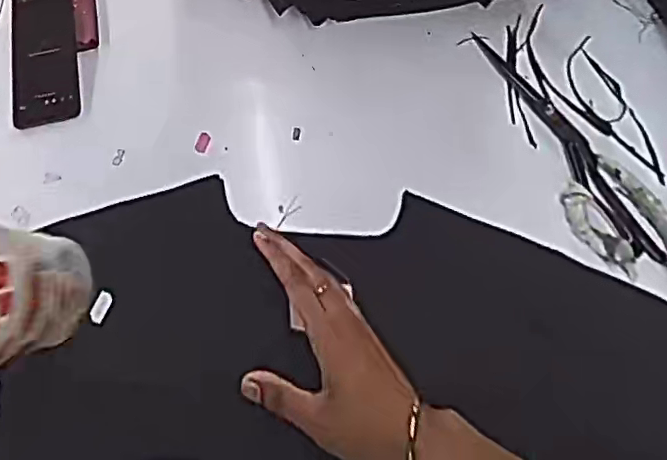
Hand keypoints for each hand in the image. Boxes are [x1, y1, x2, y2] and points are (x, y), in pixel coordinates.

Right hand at [243, 226, 518, 459]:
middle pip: (313, 272)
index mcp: (329, 335)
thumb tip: (251, 383)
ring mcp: (359, 326)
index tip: (262, 238)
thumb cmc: (374, 428)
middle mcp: (346, 323)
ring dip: (305, 259)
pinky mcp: (368, 334)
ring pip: (328, 279)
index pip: (296, 283)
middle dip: (287, 248)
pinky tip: (322, 283)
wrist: (415, 434)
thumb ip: (280, 397)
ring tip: (289, 250)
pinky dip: (321, 277)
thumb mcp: (317, 419)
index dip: (276, 257)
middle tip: (269, 232)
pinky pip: (340, 291)